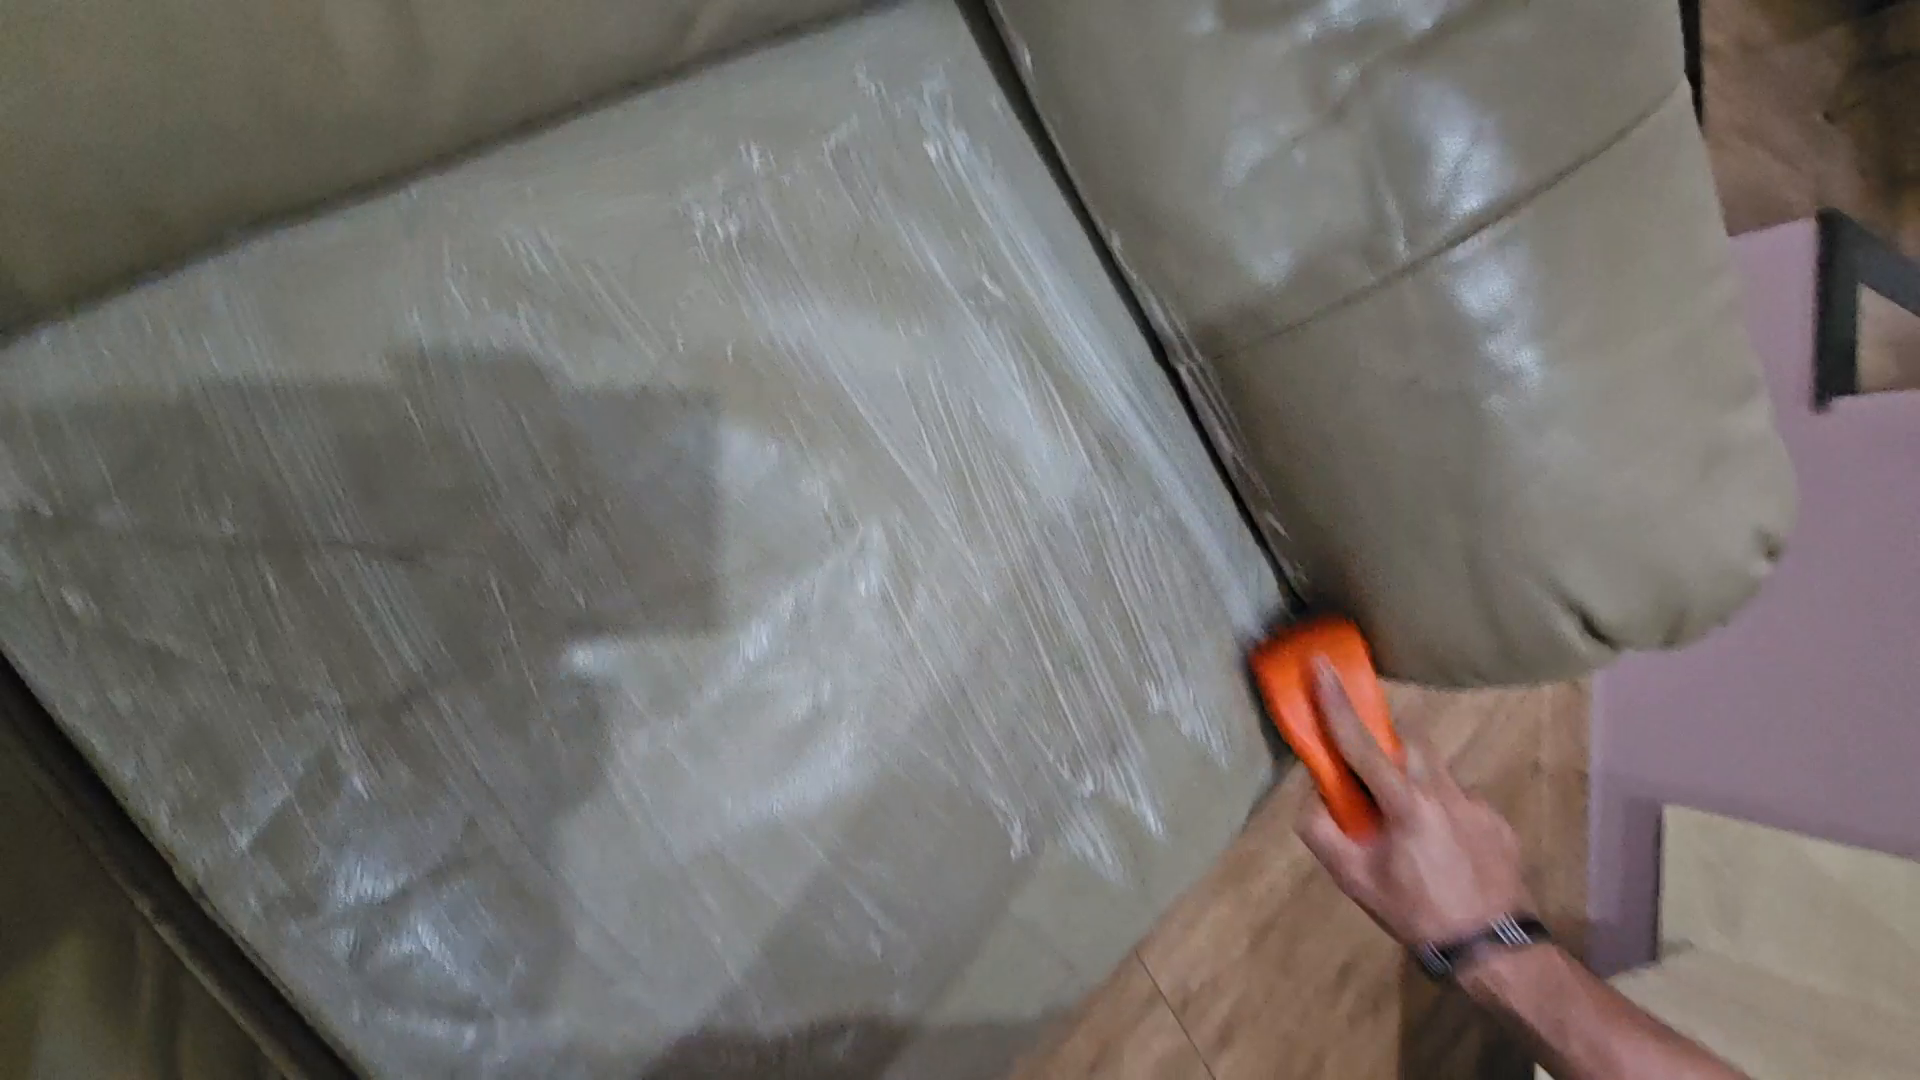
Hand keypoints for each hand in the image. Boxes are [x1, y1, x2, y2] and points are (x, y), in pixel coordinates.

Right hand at [1294, 658, 1532, 945]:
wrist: (1493, 952)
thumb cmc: (1413, 911)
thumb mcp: (1352, 878)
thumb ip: (1321, 830)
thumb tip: (1316, 796)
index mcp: (1404, 803)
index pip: (1360, 742)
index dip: (1336, 702)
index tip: (1322, 666)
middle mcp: (1442, 791)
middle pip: (1407, 739)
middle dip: (1383, 738)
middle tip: (1367, 764)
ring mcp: (1476, 804)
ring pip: (1434, 766)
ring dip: (1410, 777)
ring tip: (1406, 820)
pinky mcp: (1498, 820)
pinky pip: (1457, 796)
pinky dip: (1439, 807)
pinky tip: (1439, 845)